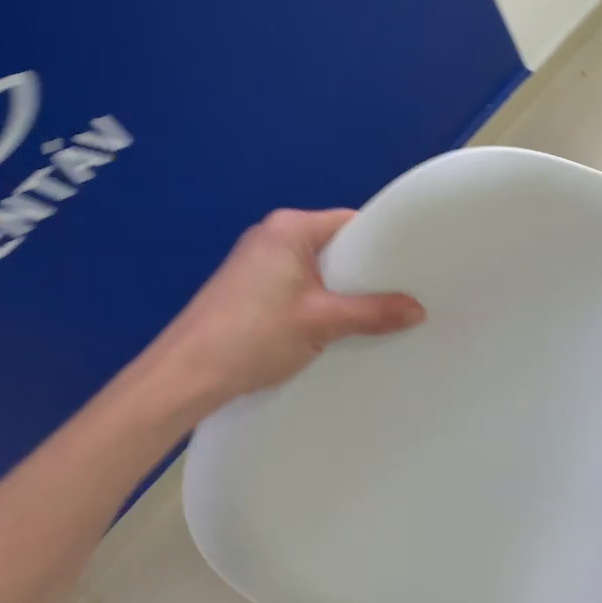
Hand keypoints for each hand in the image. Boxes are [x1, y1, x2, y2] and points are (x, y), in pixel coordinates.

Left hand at [143, 209, 424, 412]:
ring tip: (378, 311)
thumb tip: (420, 309)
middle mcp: (272, 235)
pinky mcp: (248, 289)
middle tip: (405, 291)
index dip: (385, 243)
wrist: (181, 379)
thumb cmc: (251, 336)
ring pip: (318, 270)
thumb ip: (374, 313)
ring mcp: (257, 263)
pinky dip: (319, 302)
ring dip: (342, 291)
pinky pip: (298, 286)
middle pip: (336, 246)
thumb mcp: (322, 323)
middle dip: (365, 271)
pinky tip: (337, 326)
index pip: (353, 223)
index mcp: (290, 227)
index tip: (414, 265)